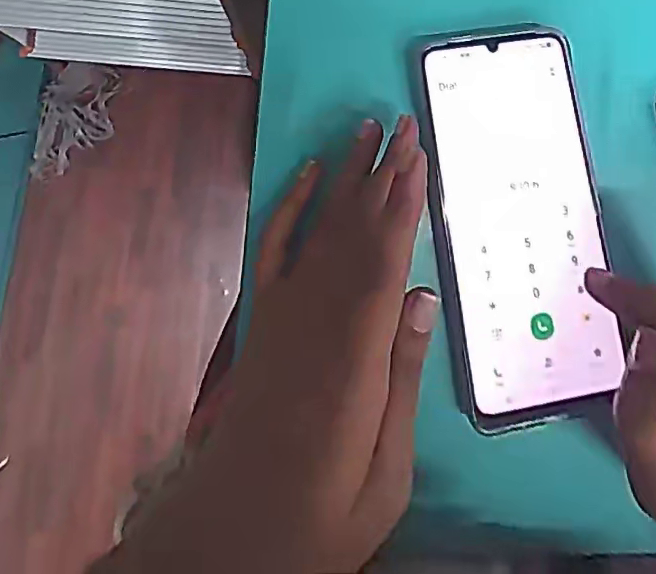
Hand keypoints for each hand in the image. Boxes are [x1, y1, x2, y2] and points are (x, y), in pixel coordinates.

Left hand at [95, 117, 435, 573]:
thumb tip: (422, 298)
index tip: (418, 159)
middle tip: (404, 127)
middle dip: (383, 173)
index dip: (403, 205)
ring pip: (323, 228)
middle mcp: (316, 317)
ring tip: (367, 131)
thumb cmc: (322, 510)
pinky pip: (274, 247)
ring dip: (347, 176)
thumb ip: (402, 377)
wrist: (232, 529)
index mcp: (354, 355)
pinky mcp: (263, 315)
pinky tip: (310, 173)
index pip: (385, 261)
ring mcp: (283, 310)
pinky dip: (292, 205)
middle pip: (357, 231)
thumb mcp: (384, 470)